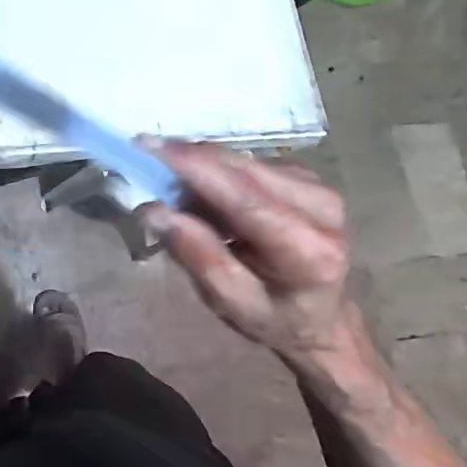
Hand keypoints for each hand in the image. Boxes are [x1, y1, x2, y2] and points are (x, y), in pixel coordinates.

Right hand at [139, 141, 353, 356]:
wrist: (323, 317)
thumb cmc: (274, 317)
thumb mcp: (230, 302)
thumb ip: (197, 255)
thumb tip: (154, 209)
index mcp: (308, 250)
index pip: (244, 197)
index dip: (195, 168)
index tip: (149, 148)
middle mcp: (321, 208)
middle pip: (241, 169)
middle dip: (188, 159)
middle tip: (142, 158)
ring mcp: (316, 186)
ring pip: (241, 159)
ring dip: (199, 164)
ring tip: (167, 182)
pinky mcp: (304, 175)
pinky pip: (247, 162)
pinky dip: (215, 169)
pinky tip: (199, 188)